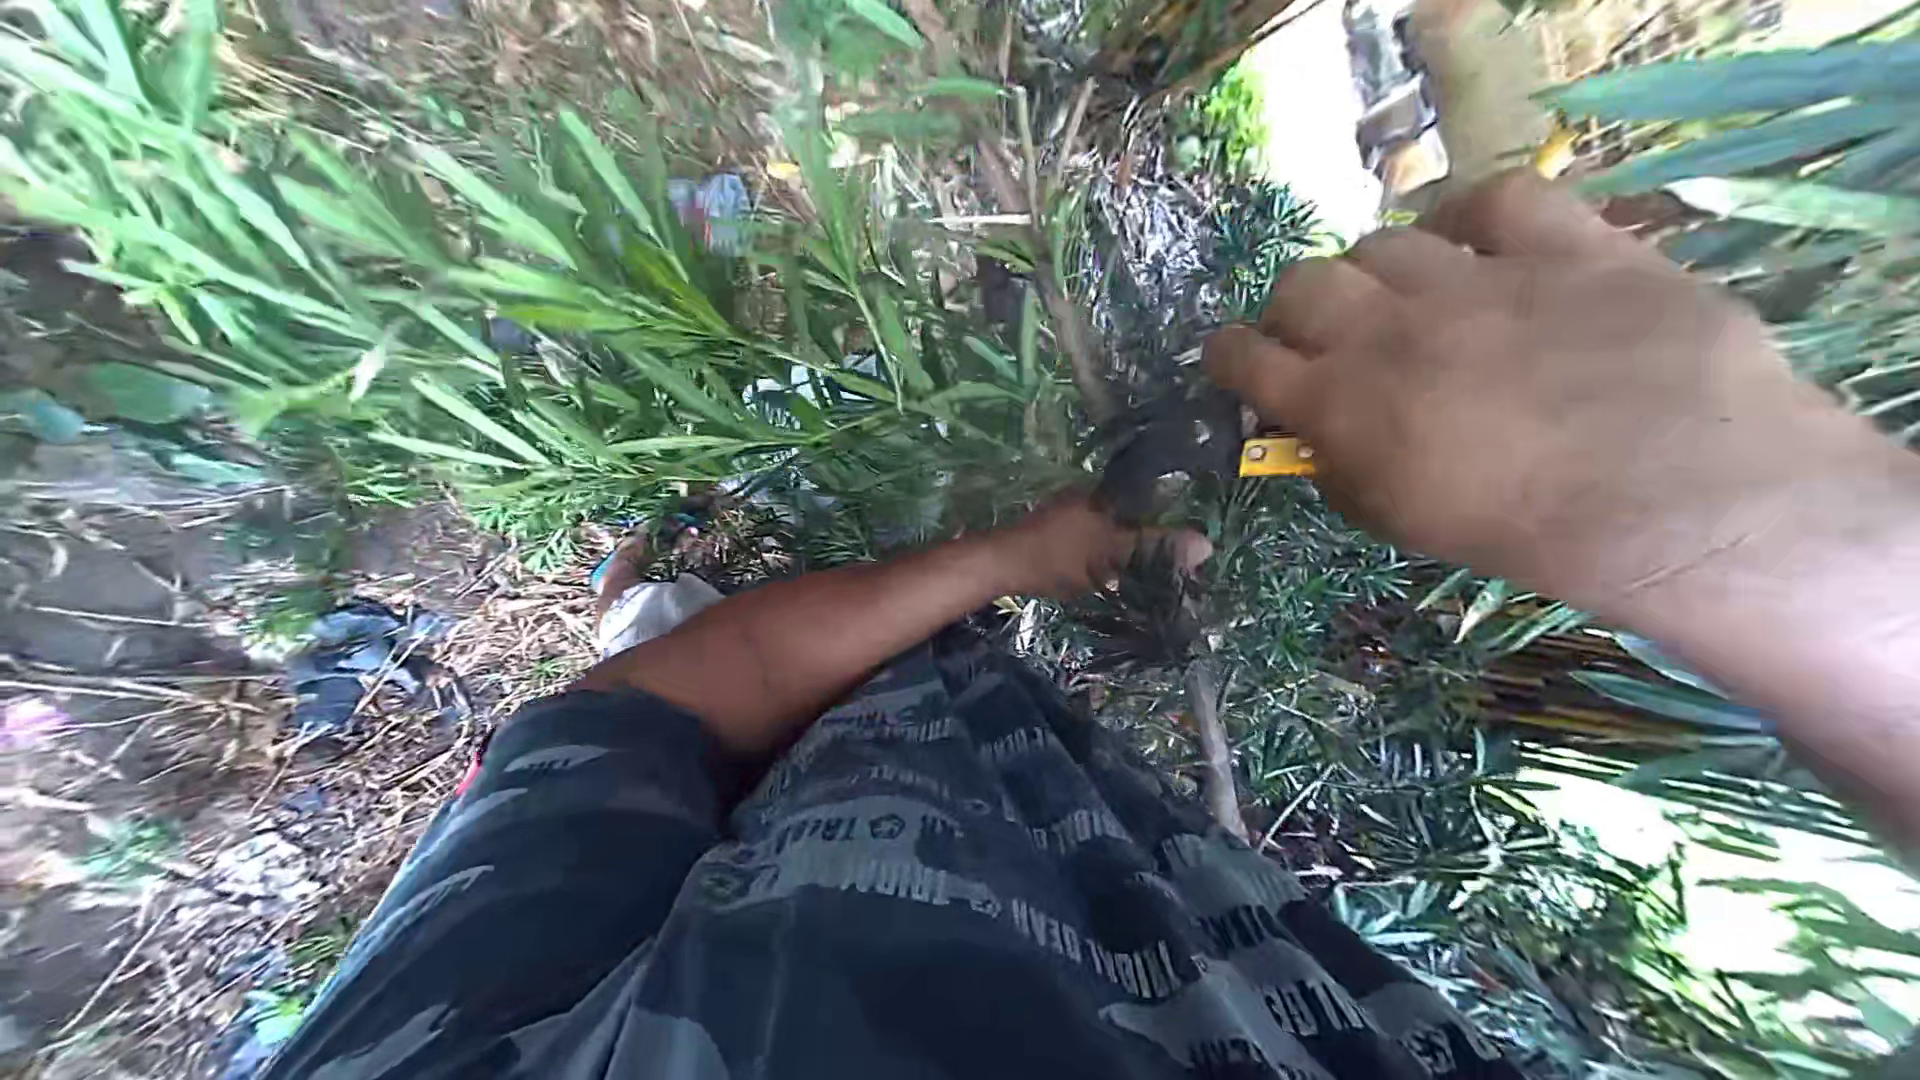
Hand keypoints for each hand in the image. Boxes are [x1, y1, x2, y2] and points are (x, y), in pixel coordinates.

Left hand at [988, 493, 1210, 598]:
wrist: (1001, 565)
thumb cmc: (1057, 556)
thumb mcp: (1111, 554)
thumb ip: (1155, 548)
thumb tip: (1207, 544)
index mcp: (1102, 495)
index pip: (1148, 499)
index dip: (1169, 521)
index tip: (1186, 547)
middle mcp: (1087, 497)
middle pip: (1130, 514)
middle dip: (1148, 536)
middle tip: (1170, 563)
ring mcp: (1068, 514)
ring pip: (1110, 528)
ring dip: (1126, 547)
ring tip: (1147, 571)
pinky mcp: (1055, 534)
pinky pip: (1092, 540)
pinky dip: (1105, 554)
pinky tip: (1112, 573)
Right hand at [1203, 170, 1893, 607]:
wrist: (1666, 499)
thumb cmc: (1502, 525)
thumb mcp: (1384, 514)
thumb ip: (1329, 463)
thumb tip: (1311, 431)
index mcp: (1334, 399)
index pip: (1242, 356)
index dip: (1225, 352)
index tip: (1230, 356)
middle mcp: (1383, 330)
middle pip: (1298, 284)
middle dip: (1292, 309)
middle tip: (1321, 333)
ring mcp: (1470, 280)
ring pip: (1381, 243)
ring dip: (1374, 273)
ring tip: (1403, 298)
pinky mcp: (1560, 247)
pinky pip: (1496, 197)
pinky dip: (1470, 217)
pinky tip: (1474, 245)